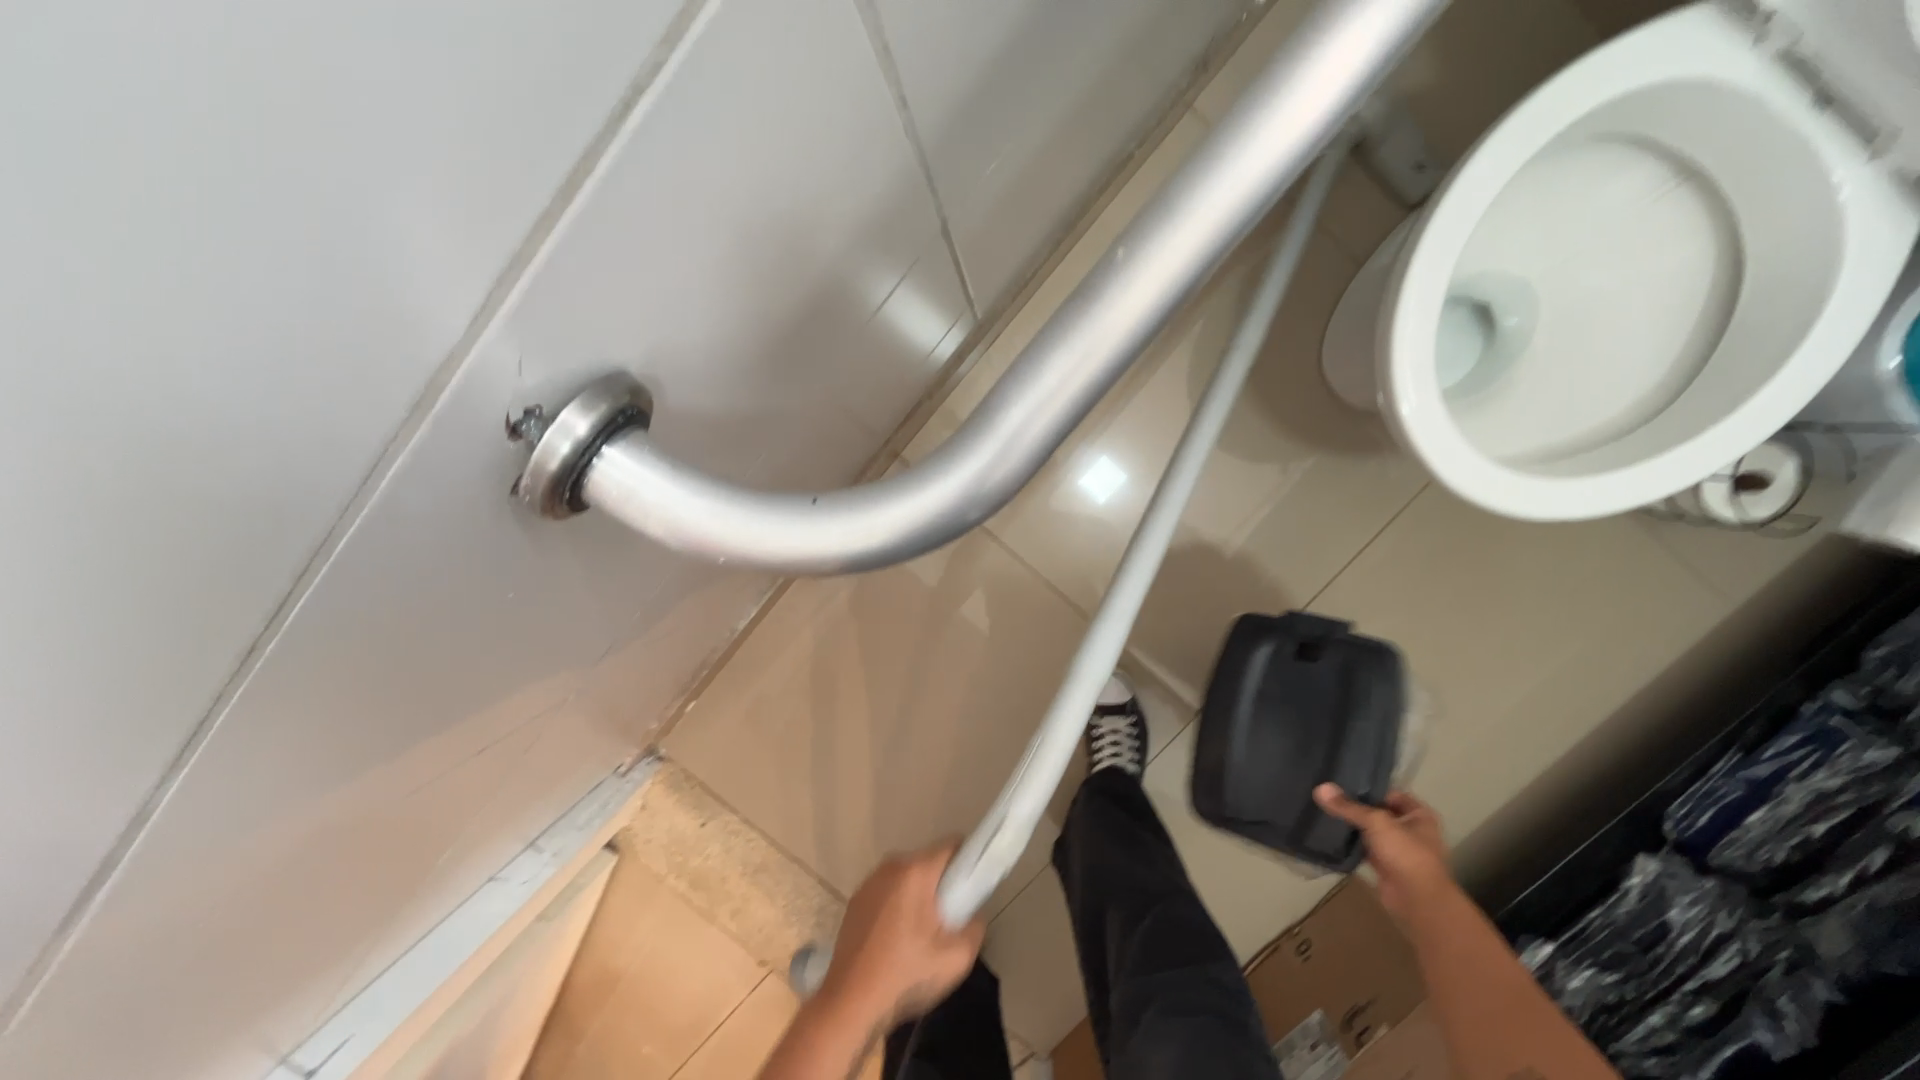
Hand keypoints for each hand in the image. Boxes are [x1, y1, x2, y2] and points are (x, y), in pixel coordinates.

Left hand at [819, 840, 985, 1029]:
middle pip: (928, 863)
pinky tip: (897, 940)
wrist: (851, 1004)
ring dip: (918, 896)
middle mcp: (889, 868)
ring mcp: (868, 884)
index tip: (974, 887)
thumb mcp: (957, 958)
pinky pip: (887, 893)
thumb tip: (972, 915)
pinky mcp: (854, 902)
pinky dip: (897, 906)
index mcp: (915, 872)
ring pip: (906, 878)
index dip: (969, 861)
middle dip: (942, 884)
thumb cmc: (906, 976)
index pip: (952, 846)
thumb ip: (975, 927)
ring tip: (922, 934)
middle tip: (950, 919)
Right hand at [1314, 785, 1454, 921]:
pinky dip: (1351, 845)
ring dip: (1352, 827)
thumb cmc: (1406, 853)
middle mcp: (1411, 830)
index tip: (1340, 782)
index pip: (1389, 793)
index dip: (1367, 788)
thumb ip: (1348, 807)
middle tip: (1327, 796)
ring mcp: (1398, 849)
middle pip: (1378, 812)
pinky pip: (1365, 849)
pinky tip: (1330, 835)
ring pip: (1370, 831)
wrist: (1417, 900)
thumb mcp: (1376, 822)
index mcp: (1419, 815)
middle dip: (1356, 807)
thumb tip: (1320, 788)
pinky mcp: (1385, 866)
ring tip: (1324, 812)